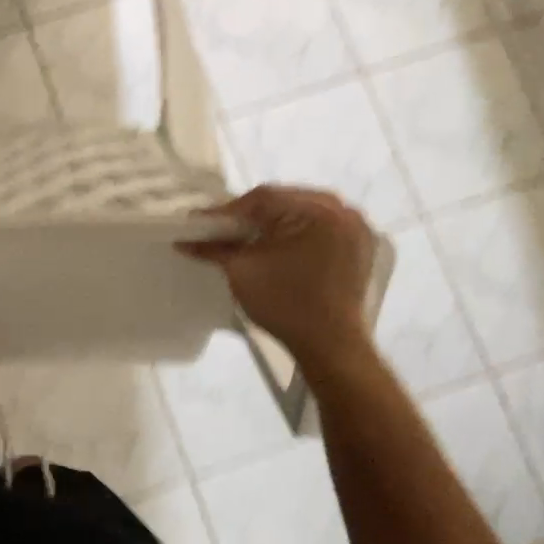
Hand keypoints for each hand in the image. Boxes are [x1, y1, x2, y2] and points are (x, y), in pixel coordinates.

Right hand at [180, 185, 378, 373]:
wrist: (331, 346)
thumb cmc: (284, 304)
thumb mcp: (241, 270)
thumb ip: (213, 247)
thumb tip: (183, 239)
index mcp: (316, 210)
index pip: (261, 198)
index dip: (227, 210)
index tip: (200, 223)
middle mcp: (341, 210)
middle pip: (283, 200)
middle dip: (251, 214)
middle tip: (223, 229)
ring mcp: (356, 227)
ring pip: (302, 210)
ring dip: (274, 220)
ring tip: (248, 236)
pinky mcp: (360, 245)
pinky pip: (320, 225)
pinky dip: (297, 229)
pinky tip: (279, 243)